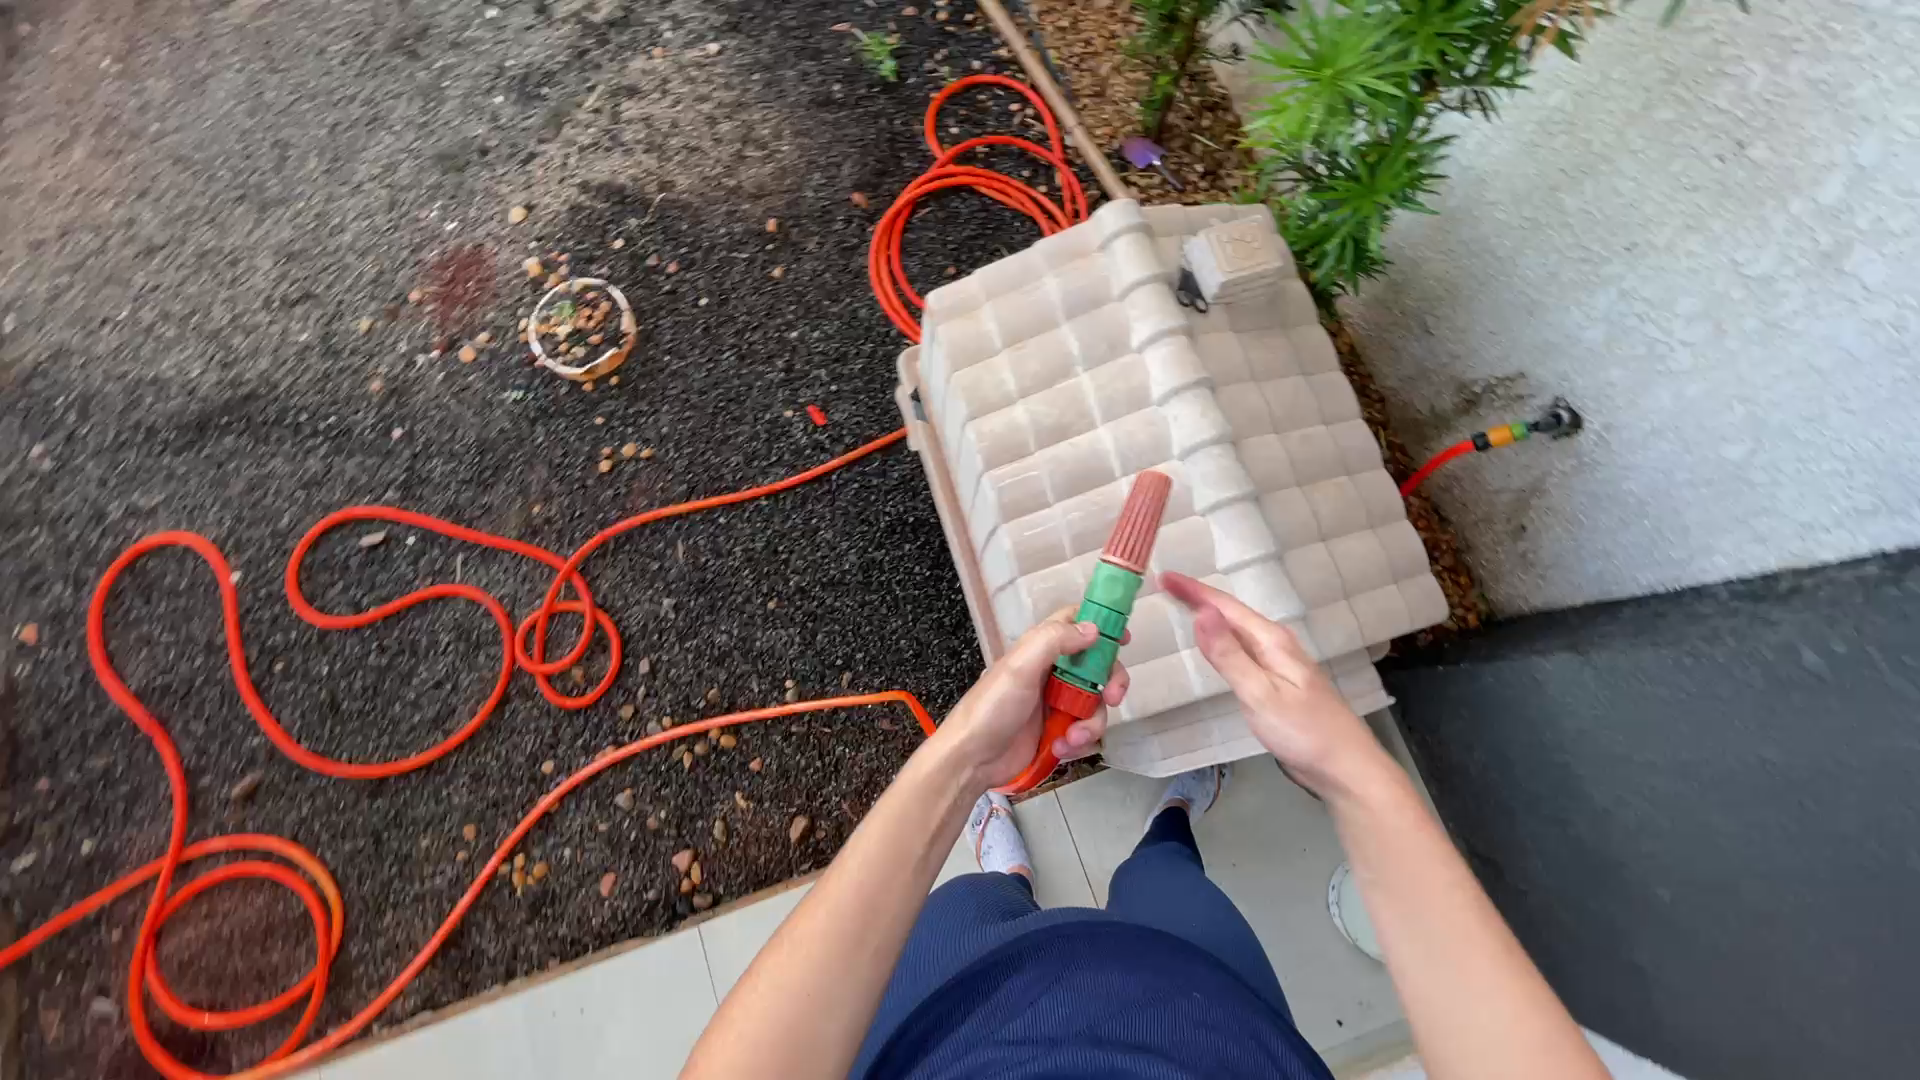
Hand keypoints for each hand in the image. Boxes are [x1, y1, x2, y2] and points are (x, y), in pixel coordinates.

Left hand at [931, 609, 1129, 791]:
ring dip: (1091, 721)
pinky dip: (1080, 739)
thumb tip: (1093, 628)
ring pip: (1094, 702)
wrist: (971, 759)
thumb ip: (1054, 642)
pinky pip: (1084, 729)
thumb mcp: (1019, 667)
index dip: (1099, 623)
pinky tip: (1062, 747)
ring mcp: (1054, 701)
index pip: (1073, 623)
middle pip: (1097, 665)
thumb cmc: (990, 708)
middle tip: (1112, 697)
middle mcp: (1050, 671)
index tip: (1124, 637)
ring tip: (1073, 737)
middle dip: (1110, 681)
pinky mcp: (1056, 729)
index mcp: (1038, 648)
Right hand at [1161, 572, 1392, 800]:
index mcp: (1271, 640)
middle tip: (1166, 587)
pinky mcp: (1276, 681)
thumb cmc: (1302, 731)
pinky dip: (1220, 639)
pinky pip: (1241, 649)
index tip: (1164, 577)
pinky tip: (1213, 645)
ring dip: (1209, 617)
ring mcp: (1278, 663)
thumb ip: (1228, 654)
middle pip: (1231, 613)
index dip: (1193, 590)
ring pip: (1237, 630)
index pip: (1225, 606)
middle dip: (1198, 598)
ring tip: (1182, 607)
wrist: (1345, 767)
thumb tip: (1201, 612)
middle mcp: (1275, 644)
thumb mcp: (1259, 693)